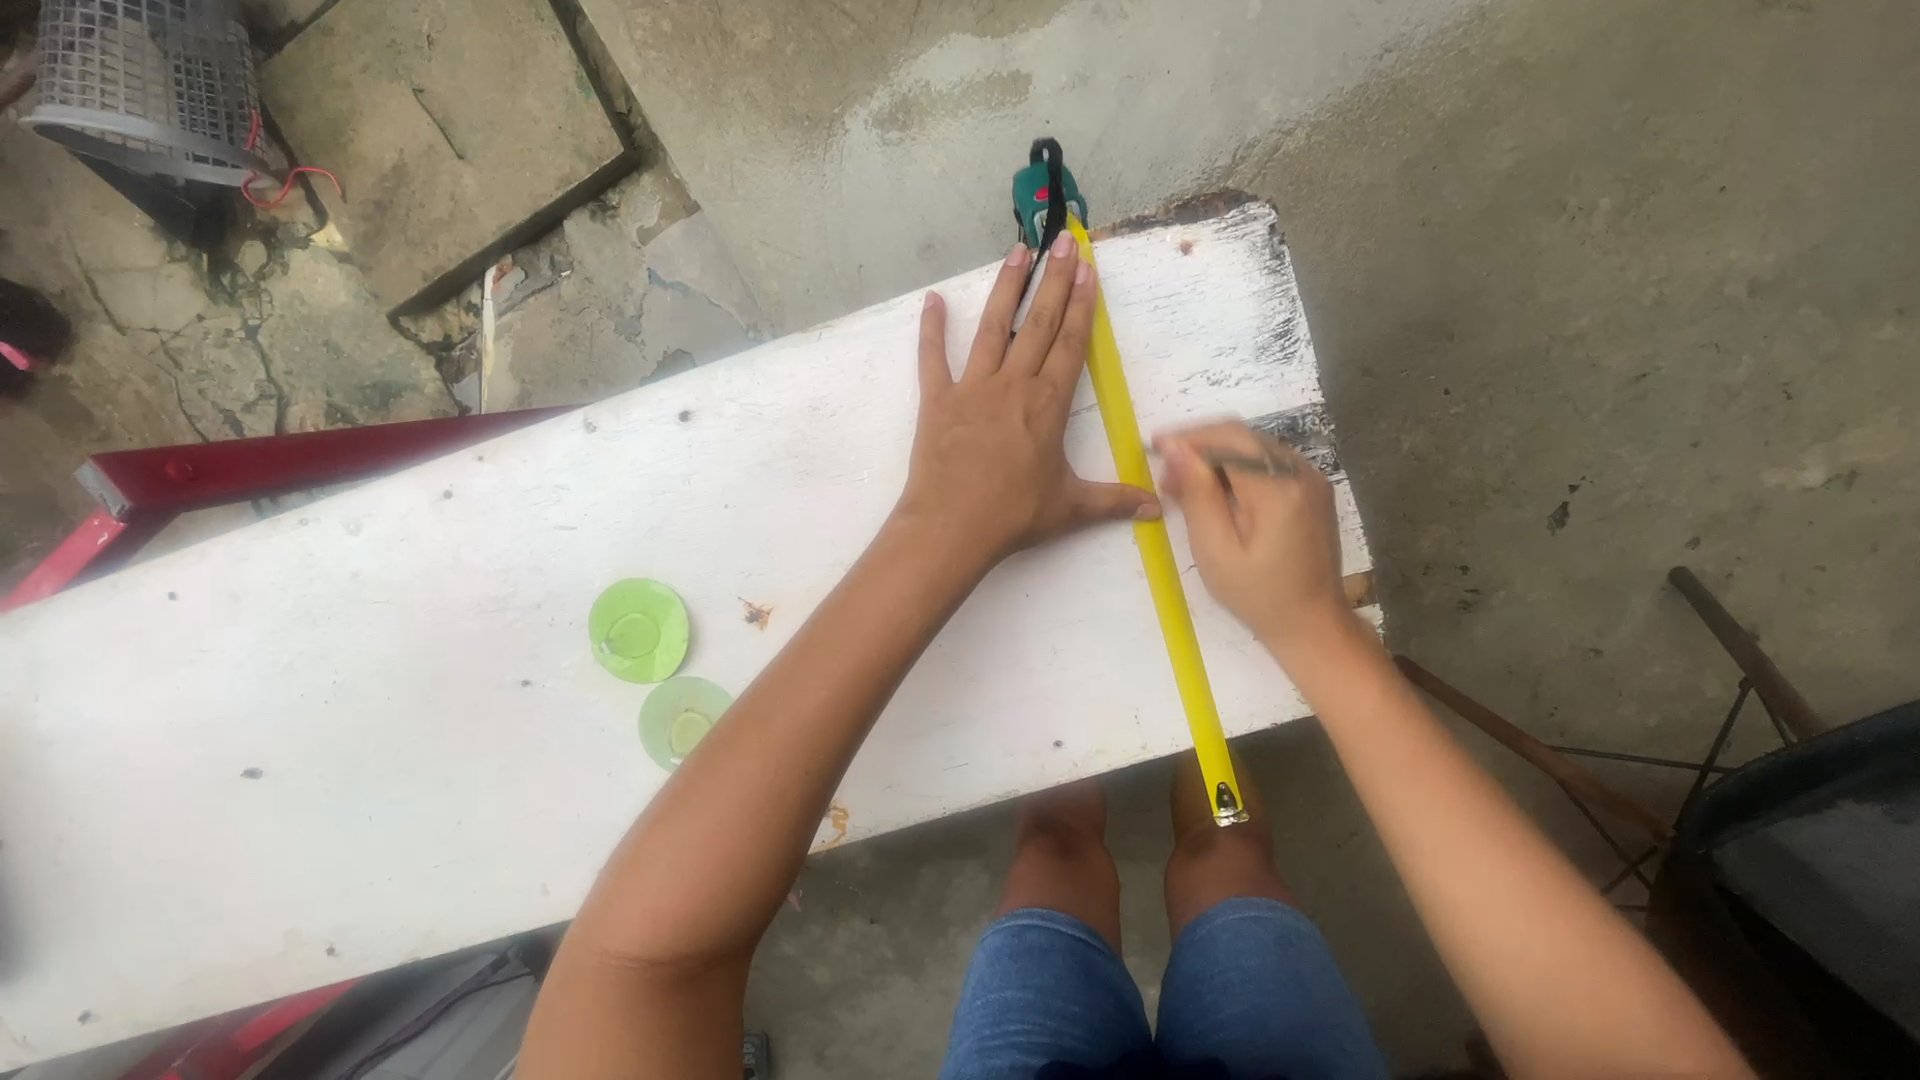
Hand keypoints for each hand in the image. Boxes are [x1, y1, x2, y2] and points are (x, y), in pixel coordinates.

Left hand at [895, 235, 1159, 563]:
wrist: (952, 527)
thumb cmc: (1013, 515)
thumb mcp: (1071, 508)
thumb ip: (1114, 501)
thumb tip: (1156, 509)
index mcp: (1048, 404)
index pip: (1071, 344)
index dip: (1082, 306)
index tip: (1088, 270)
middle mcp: (1013, 385)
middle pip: (1040, 324)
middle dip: (1054, 281)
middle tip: (1063, 243)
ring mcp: (972, 388)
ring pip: (994, 327)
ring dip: (1007, 288)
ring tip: (1017, 251)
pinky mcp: (937, 400)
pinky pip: (933, 358)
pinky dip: (932, 329)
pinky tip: (933, 301)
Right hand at [1154, 422, 1348, 651]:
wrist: (1312, 623)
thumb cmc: (1258, 595)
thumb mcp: (1215, 551)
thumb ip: (1198, 495)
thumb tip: (1176, 448)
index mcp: (1278, 489)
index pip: (1229, 439)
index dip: (1188, 437)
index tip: (1155, 446)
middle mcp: (1301, 473)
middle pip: (1243, 437)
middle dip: (1200, 446)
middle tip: (1166, 472)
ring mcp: (1311, 479)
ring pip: (1255, 447)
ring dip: (1217, 456)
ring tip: (1185, 485)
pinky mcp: (1312, 489)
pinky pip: (1268, 463)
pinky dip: (1238, 468)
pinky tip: (1217, 493)